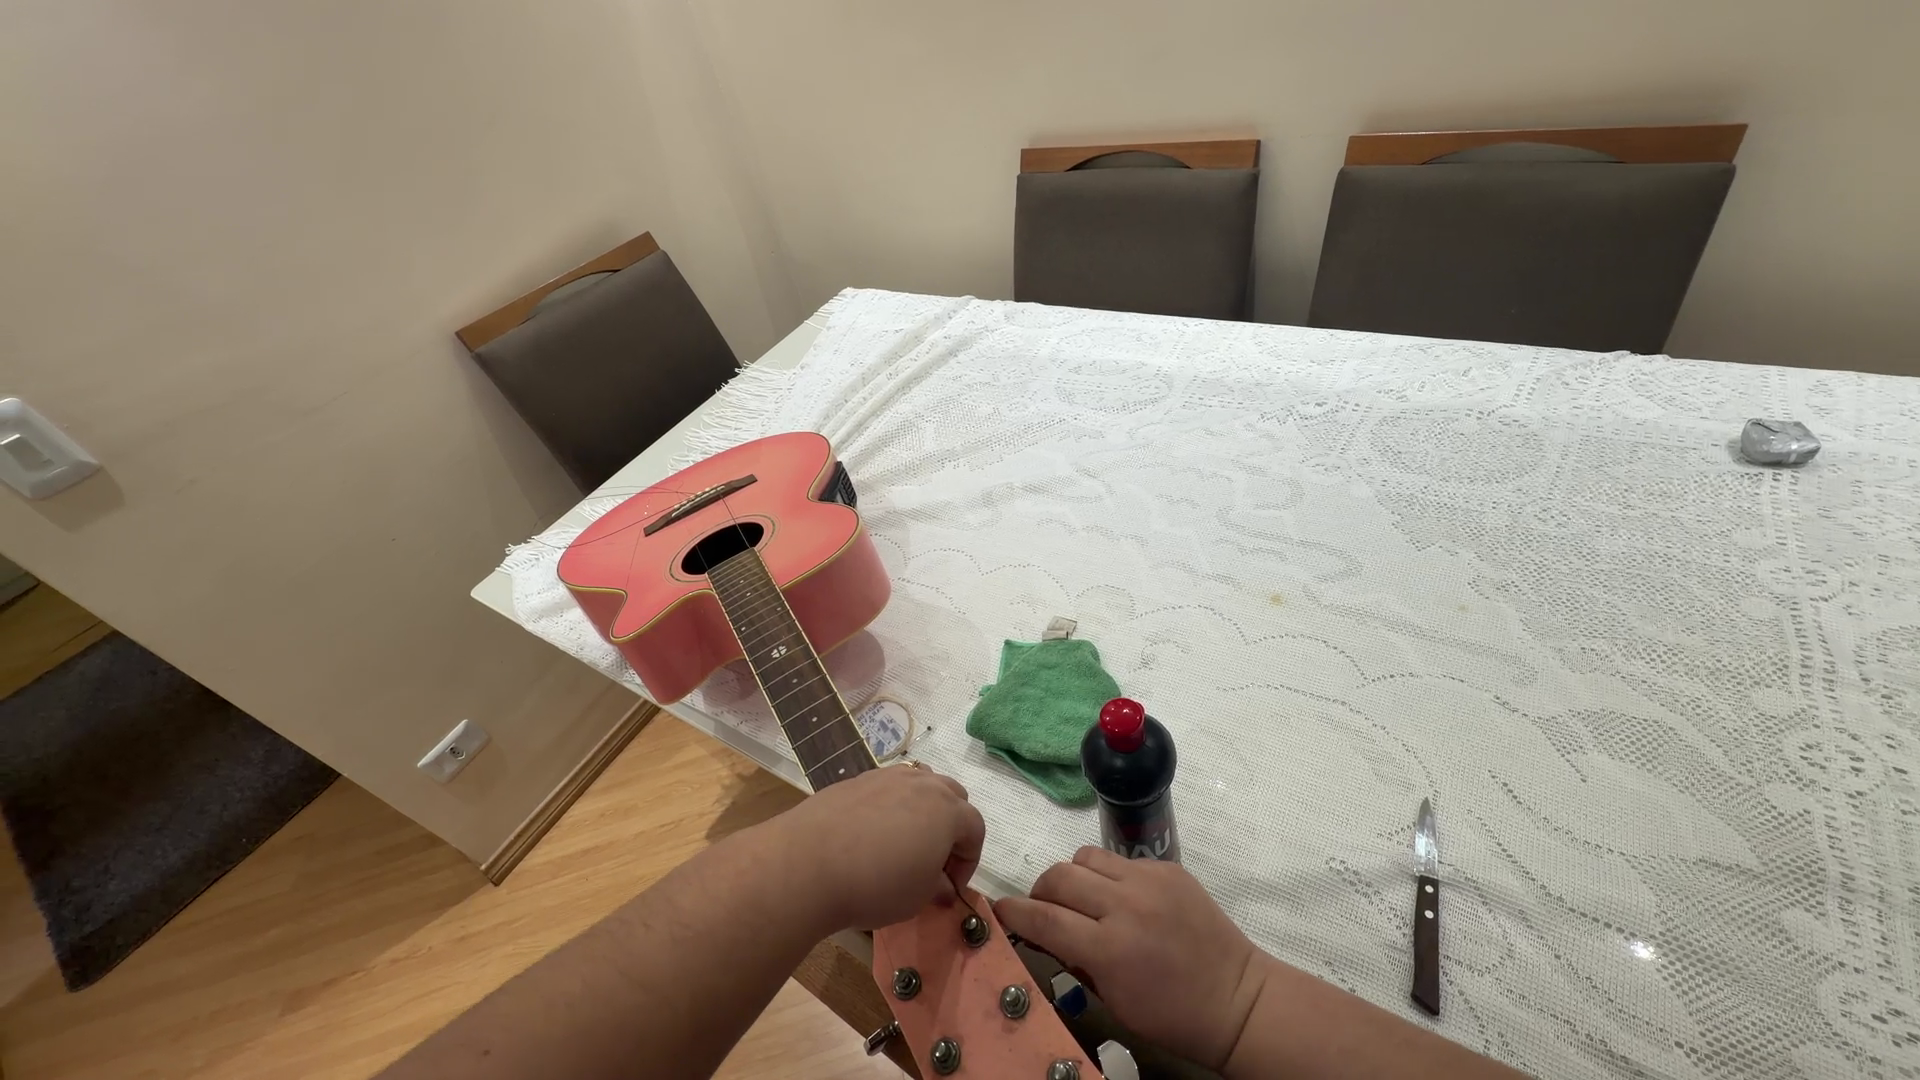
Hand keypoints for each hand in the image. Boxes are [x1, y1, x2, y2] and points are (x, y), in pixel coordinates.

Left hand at [766, 765, 985, 931]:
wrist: (808, 862)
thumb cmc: (876, 884)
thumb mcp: (917, 898)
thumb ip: (937, 888)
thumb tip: (941, 886)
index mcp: (948, 810)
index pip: (976, 829)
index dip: (969, 861)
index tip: (950, 888)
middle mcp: (922, 783)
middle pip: (953, 796)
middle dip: (951, 827)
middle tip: (934, 860)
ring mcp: (887, 776)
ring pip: (920, 783)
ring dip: (923, 808)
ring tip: (905, 840)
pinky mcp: (857, 780)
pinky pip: (887, 787)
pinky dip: (890, 806)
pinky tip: (871, 834)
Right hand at [994, 848, 1268, 1070]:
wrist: (1237, 999)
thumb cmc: (1170, 1014)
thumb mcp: (1113, 1000)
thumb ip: (1074, 961)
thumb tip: (1045, 932)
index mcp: (1109, 949)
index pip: (1043, 917)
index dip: (1014, 910)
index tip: (999, 909)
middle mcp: (1125, 905)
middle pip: (1058, 876)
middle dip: (1041, 890)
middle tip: (1044, 907)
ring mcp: (1148, 880)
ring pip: (1085, 857)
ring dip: (1074, 876)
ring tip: (1083, 898)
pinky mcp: (1167, 867)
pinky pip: (1120, 860)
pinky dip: (1109, 875)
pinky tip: (1122, 898)